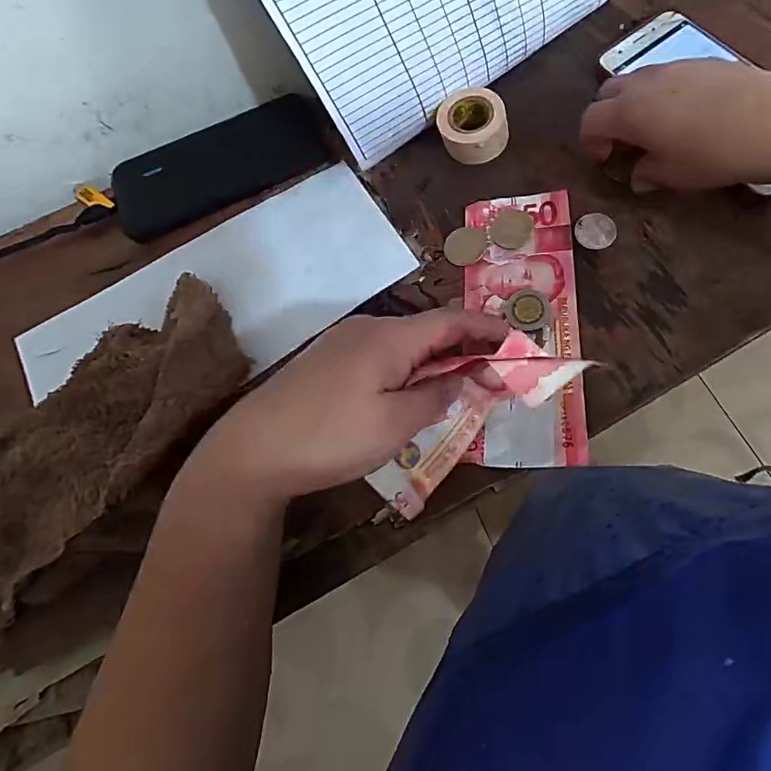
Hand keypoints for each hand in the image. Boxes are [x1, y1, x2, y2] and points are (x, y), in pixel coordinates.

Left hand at [188, 309, 511, 508]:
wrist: (251, 451)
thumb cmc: (331, 437)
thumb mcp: (395, 424)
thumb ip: (436, 396)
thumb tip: (462, 379)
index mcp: (390, 337)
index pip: (452, 320)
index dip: (488, 327)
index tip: (518, 340)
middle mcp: (369, 329)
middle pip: (430, 329)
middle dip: (467, 348)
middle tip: (497, 373)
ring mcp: (345, 343)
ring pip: (406, 344)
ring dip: (439, 360)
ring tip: (462, 386)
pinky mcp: (329, 361)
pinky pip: (384, 355)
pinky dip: (411, 368)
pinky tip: (415, 392)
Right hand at [580, 60, 770, 190]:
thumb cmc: (718, 155)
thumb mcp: (677, 175)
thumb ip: (649, 173)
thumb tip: (639, 174)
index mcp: (628, 111)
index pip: (590, 120)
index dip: (591, 142)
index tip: (606, 160)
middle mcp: (644, 82)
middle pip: (608, 92)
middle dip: (607, 116)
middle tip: (623, 142)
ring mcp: (675, 66)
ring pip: (638, 80)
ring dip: (634, 103)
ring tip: (656, 129)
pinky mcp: (704, 61)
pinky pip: (669, 76)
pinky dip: (663, 93)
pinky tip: (689, 115)